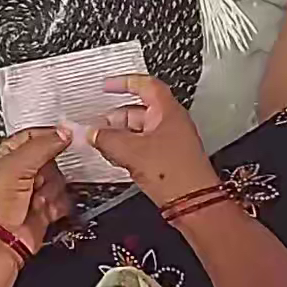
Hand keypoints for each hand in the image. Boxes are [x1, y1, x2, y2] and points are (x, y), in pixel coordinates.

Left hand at [0, 127, 73, 255]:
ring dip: (51, 189)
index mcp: (3, 158)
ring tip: (38, 198)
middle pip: (49, 160)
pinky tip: (45, 209)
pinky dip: (57, 204)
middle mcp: (17, 175)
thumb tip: (63, 132)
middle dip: (49, 169)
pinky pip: (61, 200)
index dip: (48, 136)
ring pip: (57, 180)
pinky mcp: (41, 212)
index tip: (66, 135)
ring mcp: (29, 194)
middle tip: (40, 176)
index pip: (31, 137)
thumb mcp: (16, 165)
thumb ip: (43, 145)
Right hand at [89, 74, 220, 208]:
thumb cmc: (175, 173)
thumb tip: (92, 132)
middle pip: (138, 109)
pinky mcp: (168, 158)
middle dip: (115, 117)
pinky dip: (128, 148)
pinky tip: (116, 157)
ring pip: (139, 130)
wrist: (194, 204)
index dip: (124, 82)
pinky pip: (143, 146)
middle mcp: (170, 122)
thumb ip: (107, 139)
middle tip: (97, 125)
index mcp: (167, 111)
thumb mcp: (132, 151)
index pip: (145, 85)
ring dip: (120, 135)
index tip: (107, 86)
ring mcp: (170, 140)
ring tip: (103, 143)